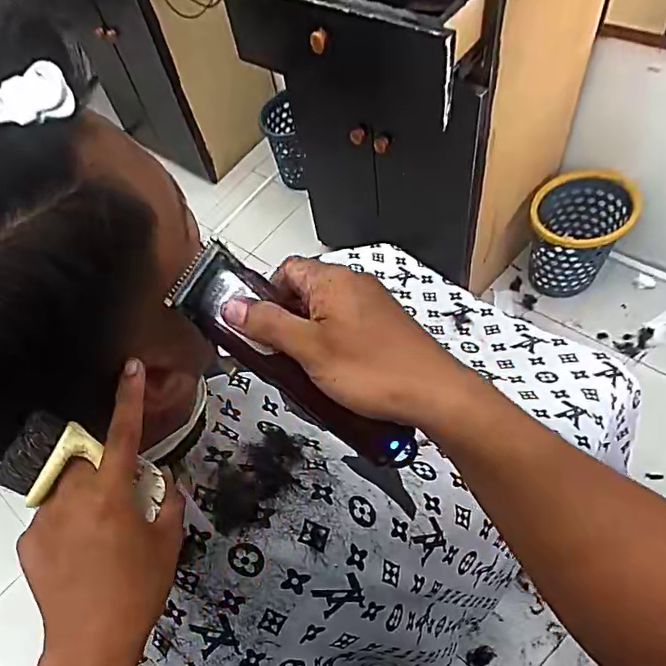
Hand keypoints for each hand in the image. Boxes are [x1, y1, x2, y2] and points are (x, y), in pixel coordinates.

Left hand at [17, 362, 185, 665]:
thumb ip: (167, 503)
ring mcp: (44, 520)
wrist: (92, 641)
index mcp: (112, 495)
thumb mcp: (167, 545)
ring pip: (70, 493)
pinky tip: (83, 563)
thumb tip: (163, 481)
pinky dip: (71, 531)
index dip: (128, 399)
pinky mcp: (28, 542)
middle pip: (88, 463)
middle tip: (123, 505)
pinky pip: (53, 521)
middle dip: (105, 471)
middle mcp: (73, 498)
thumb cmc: (140, 591)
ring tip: (104, 546)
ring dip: (89, 504)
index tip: (129, 368)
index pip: (122, 436)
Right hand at [221, 257, 490, 429]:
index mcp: (333, 279)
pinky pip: (346, 336)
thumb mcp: (309, 350)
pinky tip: (335, 380)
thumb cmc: (379, 371)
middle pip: (302, 297)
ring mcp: (372, 309)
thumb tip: (233, 306)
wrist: (433, 394)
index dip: (263, 298)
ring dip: (309, 346)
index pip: (282, 271)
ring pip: (324, 320)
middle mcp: (355, 286)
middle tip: (280, 359)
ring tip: (309, 375)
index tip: (253, 327)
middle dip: (286, 328)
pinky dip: (333, 354)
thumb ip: (268, 325)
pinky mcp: (384, 332)